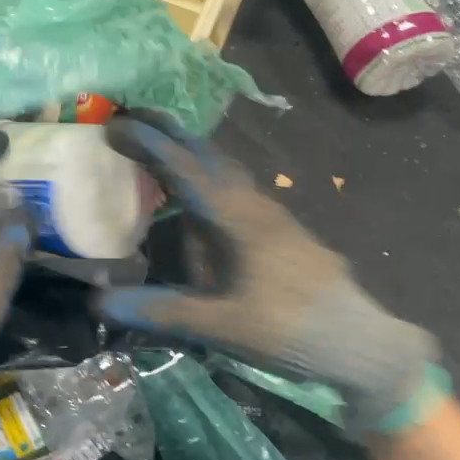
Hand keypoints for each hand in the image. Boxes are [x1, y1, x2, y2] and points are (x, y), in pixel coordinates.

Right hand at [93, 114, 442, 435]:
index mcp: (234, 217)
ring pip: (221, 165)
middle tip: (125, 116)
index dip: (145, 143)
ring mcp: (268, 213)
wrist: (362, 344)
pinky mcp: (276, 228)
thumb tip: (98, 300)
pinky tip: (192, 194)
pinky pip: (230, 183)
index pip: (182, 167)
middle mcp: (251, 204)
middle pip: (204, 152)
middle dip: (165, 130)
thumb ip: (160, 310)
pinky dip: (202, 171)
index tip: (110, 127)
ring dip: (186, 148)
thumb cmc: (290, 330)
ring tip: (152, 144)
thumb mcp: (221, 326)